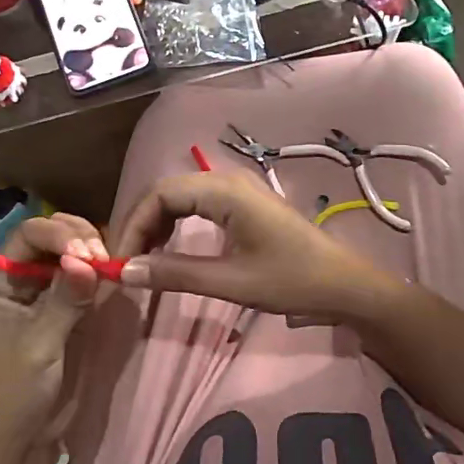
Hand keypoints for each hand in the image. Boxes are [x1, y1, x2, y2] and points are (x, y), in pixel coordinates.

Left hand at [0, 213, 108, 451]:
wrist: (18, 442)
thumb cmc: (14, 393)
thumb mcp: (38, 346)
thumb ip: (65, 299)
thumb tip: (88, 259)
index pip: (29, 234)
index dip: (60, 235)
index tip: (89, 254)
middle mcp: (21, 278)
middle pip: (51, 235)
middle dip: (79, 238)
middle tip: (105, 259)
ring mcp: (44, 293)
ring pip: (70, 252)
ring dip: (92, 251)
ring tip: (110, 265)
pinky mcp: (65, 308)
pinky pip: (83, 277)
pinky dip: (99, 270)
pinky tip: (111, 274)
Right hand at [112, 172, 412, 321]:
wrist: (342, 283)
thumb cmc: (290, 280)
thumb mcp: (230, 282)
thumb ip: (174, 274)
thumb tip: (124, 272)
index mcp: (225, 191)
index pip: (161, 193)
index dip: (134, 224)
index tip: (121, 261)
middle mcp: (229, 180)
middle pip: (168, 190)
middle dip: (143, 223)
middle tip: (129, 262)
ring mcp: (239, 190)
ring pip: (183, 196)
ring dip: (159, 223)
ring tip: (147, 259)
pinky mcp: (246, 203)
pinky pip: (200, 203)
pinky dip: (179, 223)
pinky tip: (172, 248)